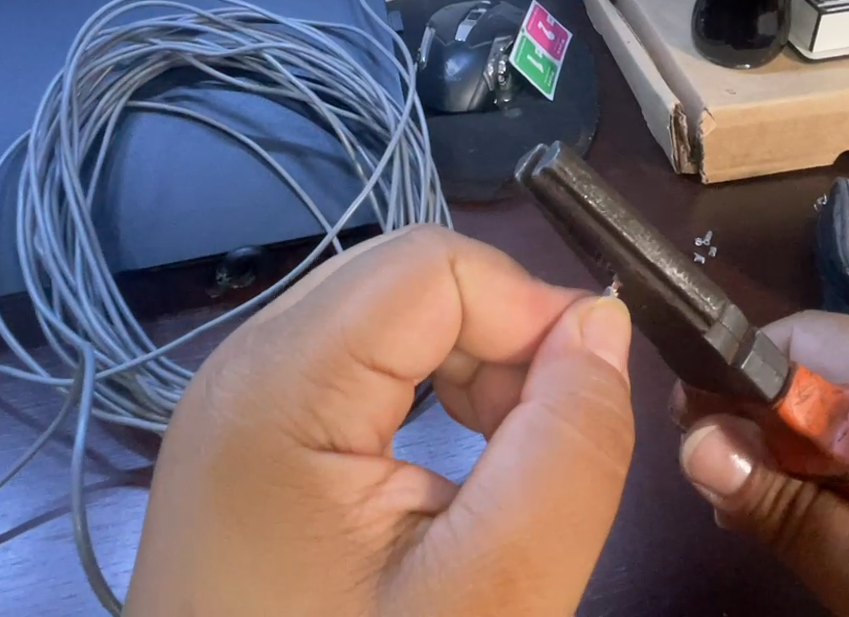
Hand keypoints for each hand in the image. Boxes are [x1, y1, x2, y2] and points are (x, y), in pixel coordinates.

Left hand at [125, 225, 635, 615]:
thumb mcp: (492, 599)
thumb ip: (567, 448)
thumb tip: (601, 322)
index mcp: (279, 385)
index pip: (433, 264)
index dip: (526, 308)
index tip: (582, 391)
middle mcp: (248, 360)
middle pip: (411, 276)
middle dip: (501, 334)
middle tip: (542, 434)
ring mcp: (247, 387)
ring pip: (398, 305)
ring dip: (475, 357)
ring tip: (503, 450)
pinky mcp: (261, 415)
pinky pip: (371, 348)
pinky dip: (437, 379)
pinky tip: (453, 450)